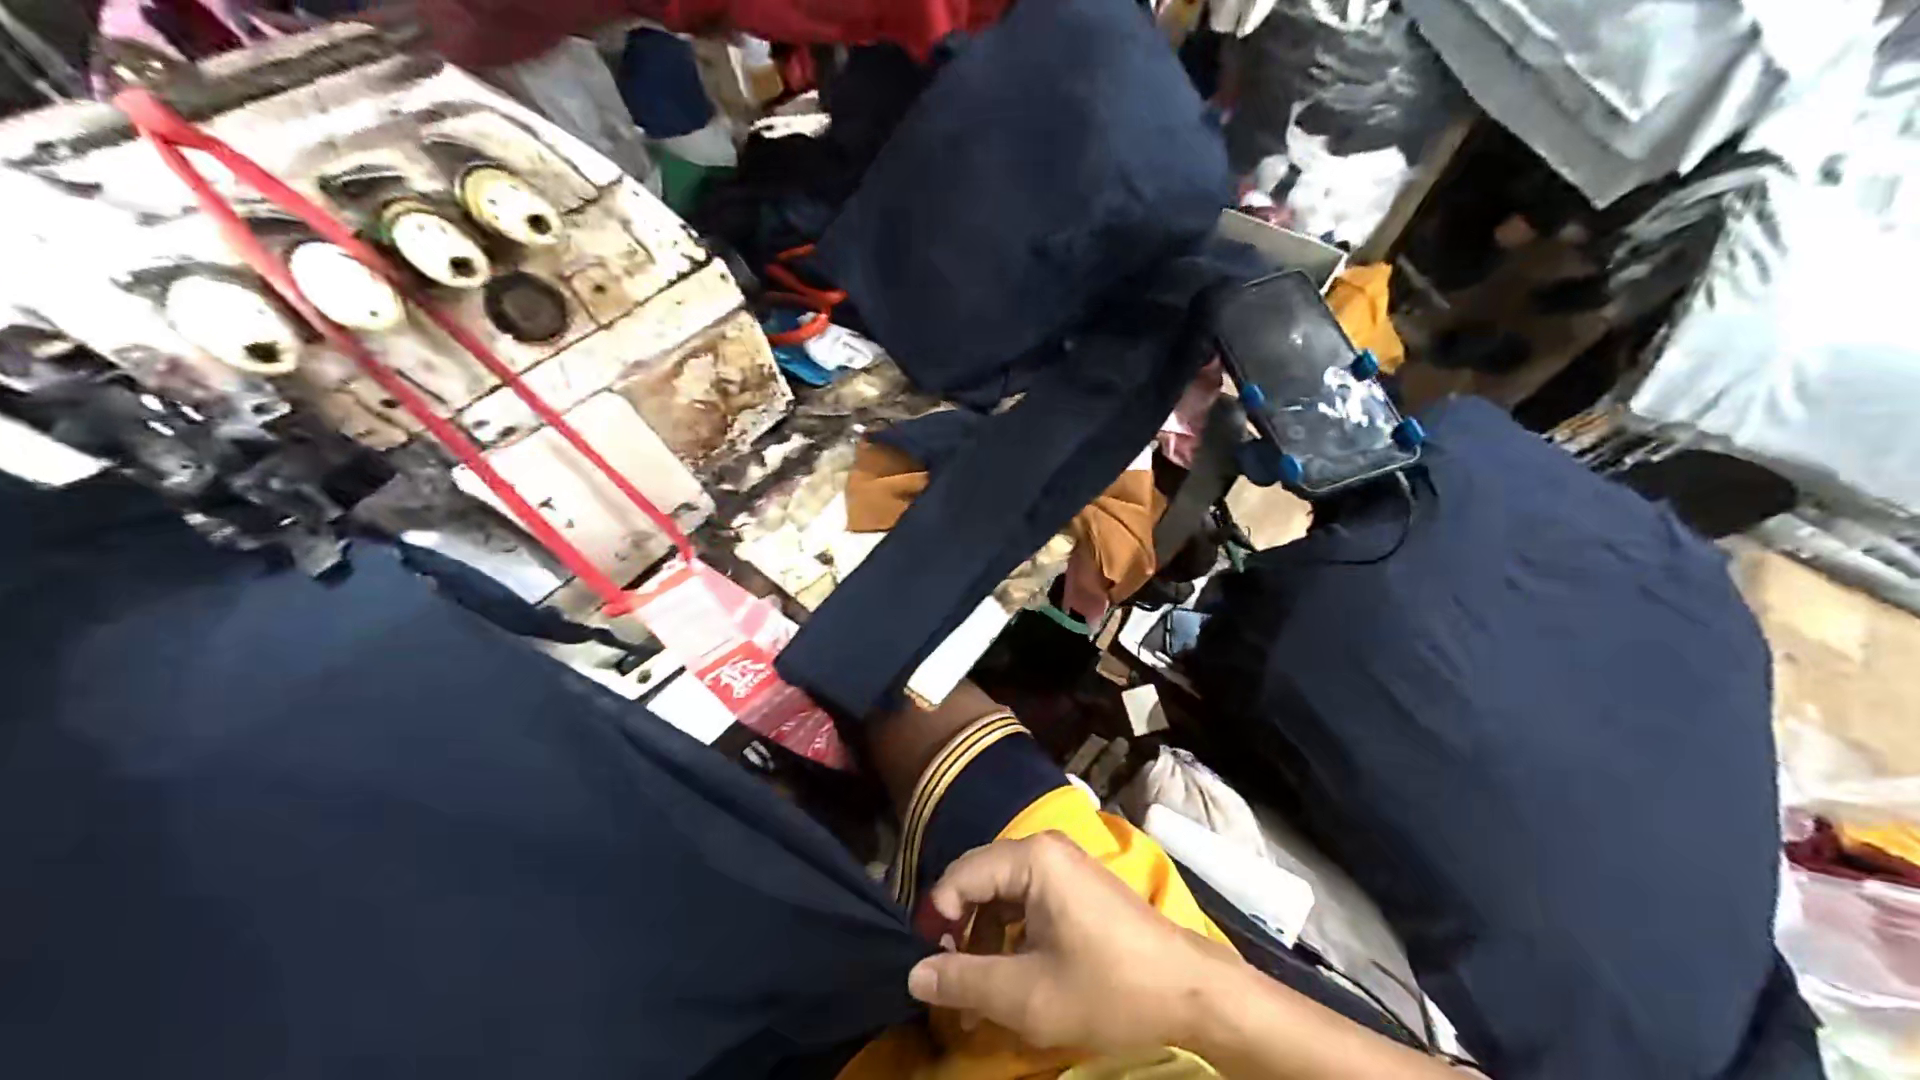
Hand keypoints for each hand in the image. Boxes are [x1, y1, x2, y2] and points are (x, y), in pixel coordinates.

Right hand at [906, 831, 1241, 1053]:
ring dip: (982, 941)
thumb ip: (964, 981)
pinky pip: (1024, 902)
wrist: (1191, 992)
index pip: (959, 876)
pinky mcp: (1074, 885)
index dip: (936, 921)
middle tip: (949, 983)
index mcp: (1031, 858)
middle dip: (958, 932)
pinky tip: (1008, 978)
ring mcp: (1062, 865)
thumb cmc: (1109, 988)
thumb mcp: (1028, 995)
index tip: (930, 970)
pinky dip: (1009, 938)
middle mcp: (1043, 848)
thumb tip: (914, 974)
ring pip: (1000, 894)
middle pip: (978, 881)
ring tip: (976, 995)